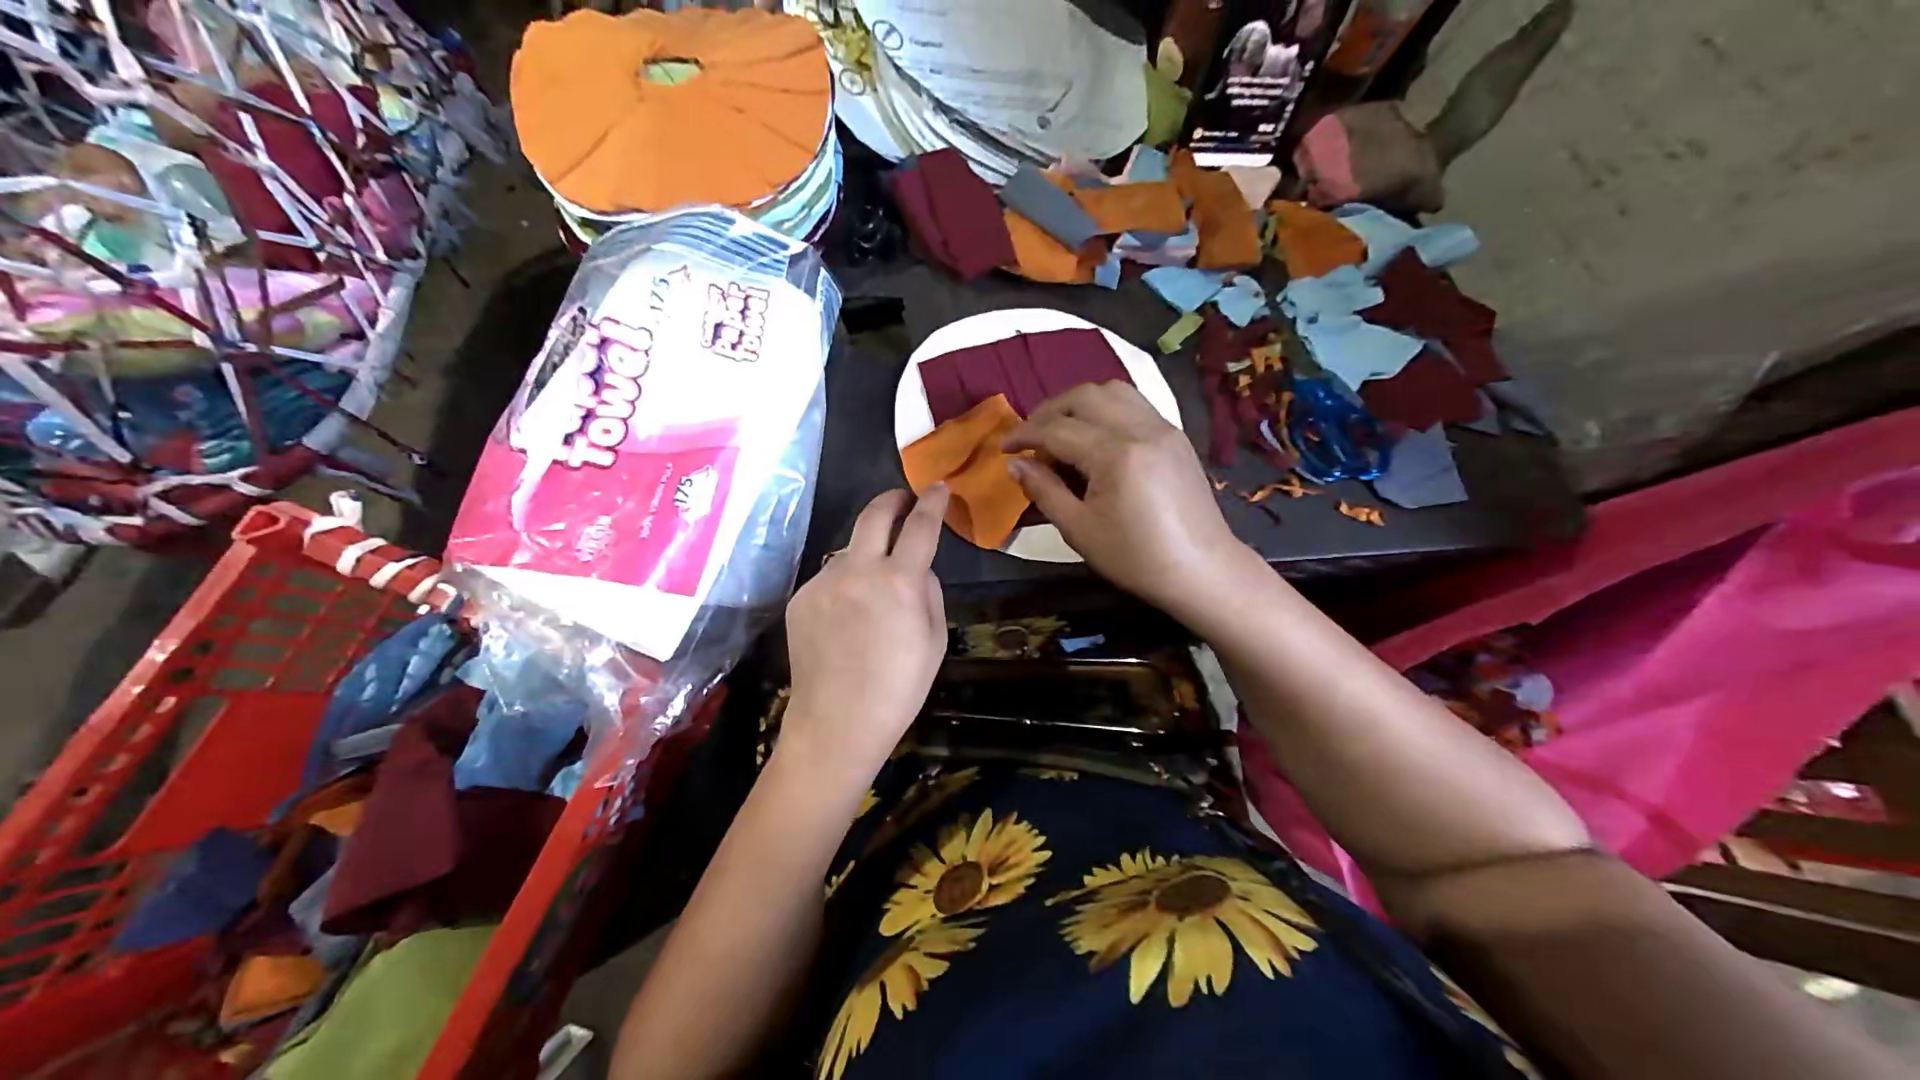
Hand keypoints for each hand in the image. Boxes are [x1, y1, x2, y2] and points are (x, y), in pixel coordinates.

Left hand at [781, 486, 948, 777]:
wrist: (837, 722)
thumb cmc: (899, 688)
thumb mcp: (935, 640)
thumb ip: (928, 591)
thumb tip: (916, 567)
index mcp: (900, 581)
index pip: (920, 526)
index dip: (932, 502)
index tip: (938, 488)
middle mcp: (858, 570)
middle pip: (874, 514)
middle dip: (892, 499)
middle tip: (902, 500)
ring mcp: (824, 582)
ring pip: (850, 551)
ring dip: (867, 554)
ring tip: (874, 589)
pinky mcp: (801, 597)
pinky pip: (830, 578)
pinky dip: (844, 584)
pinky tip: (847, 618)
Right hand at [1003, 382, 1253, 619]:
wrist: (1202, 570)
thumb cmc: (1136, 559)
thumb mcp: (1079, 530)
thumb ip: (1044, 490)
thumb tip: (1015, 464)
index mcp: (1117, 455)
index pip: (1058, 429)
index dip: (1025, 434)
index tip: (1003, 446)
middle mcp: (1142, 429)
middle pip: (1085, 396)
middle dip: (1049, 410)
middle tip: (1030, 436)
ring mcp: (1163, 428)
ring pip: (1113, 391)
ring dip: (1079, 403)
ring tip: (1060, 430)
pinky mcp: (1175, 436)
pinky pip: (1134, 404)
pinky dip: (1106, 408)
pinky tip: (1094, 435)